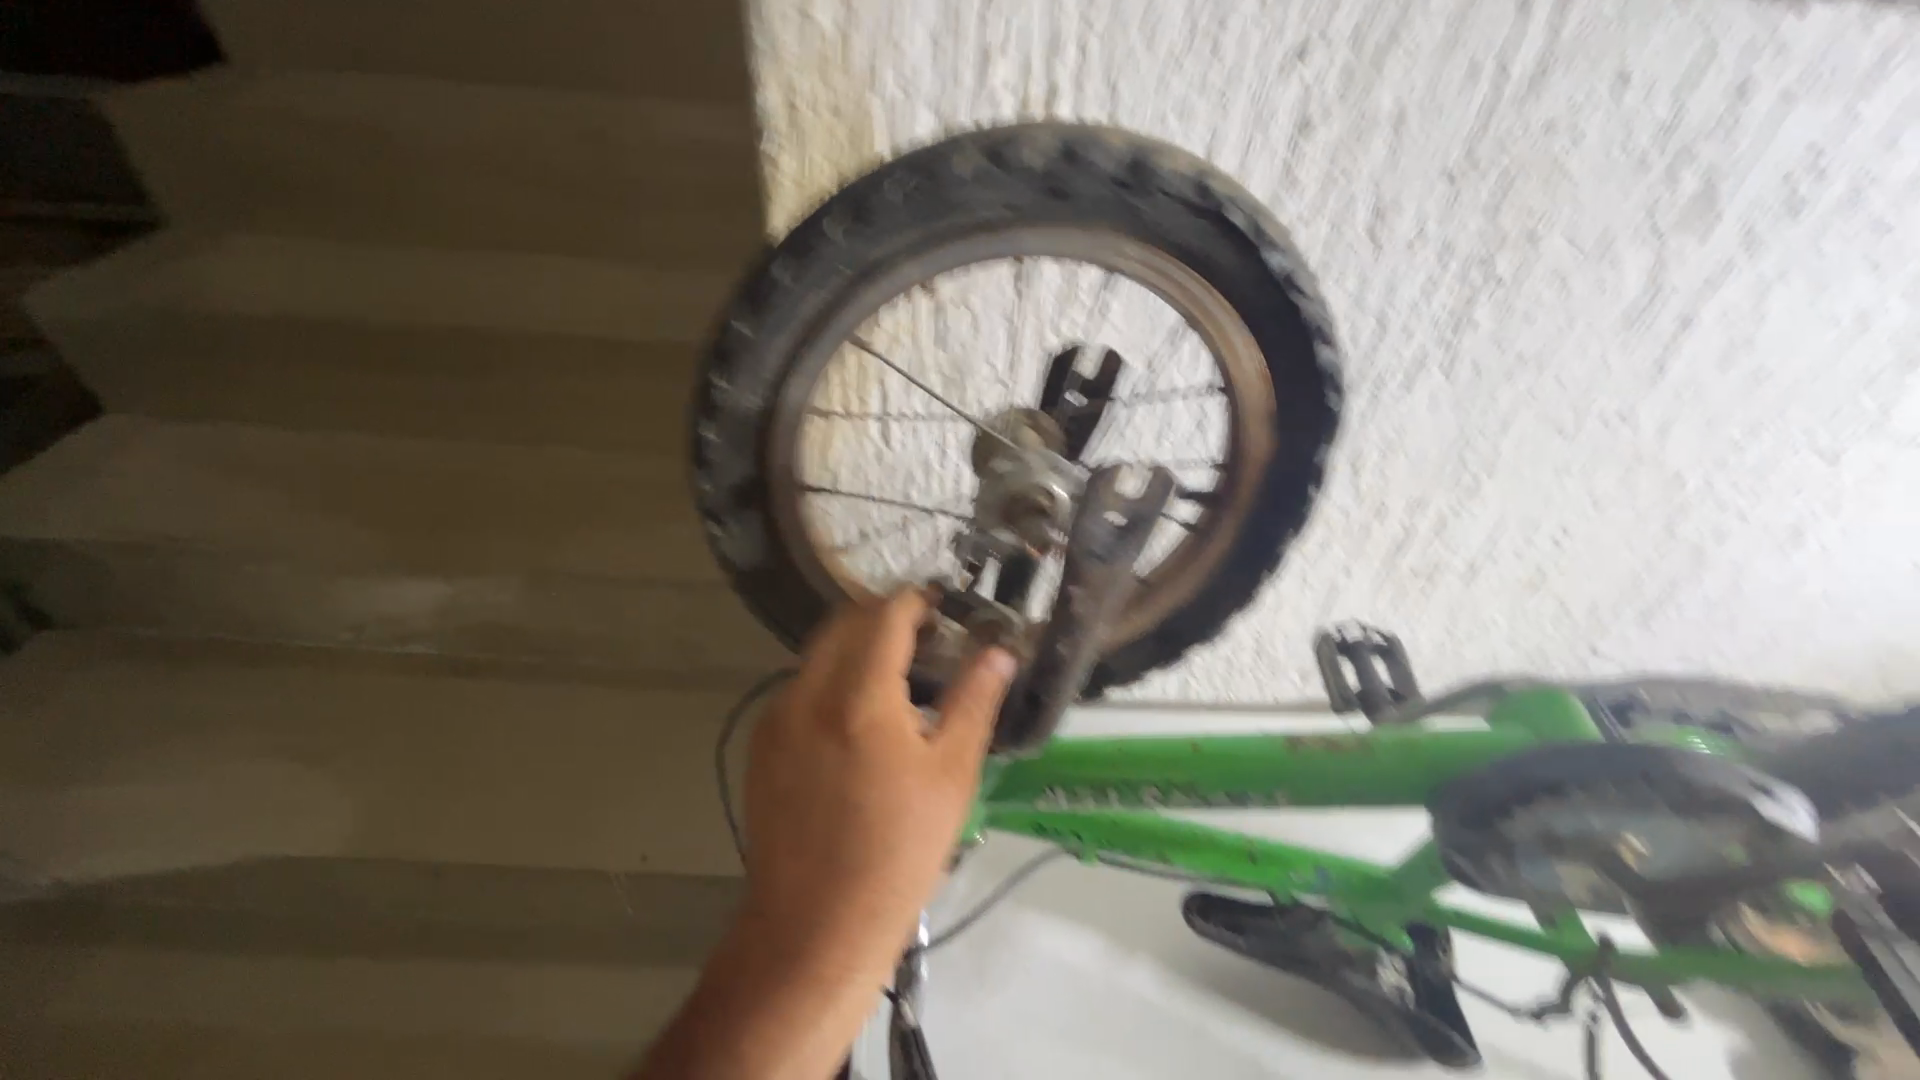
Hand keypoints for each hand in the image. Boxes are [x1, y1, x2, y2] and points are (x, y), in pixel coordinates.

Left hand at [737, 589, 1017, 975]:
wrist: (815, 924)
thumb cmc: (898, 851)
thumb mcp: (951, 775)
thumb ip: (974, 700)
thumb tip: (999, 651)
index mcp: (859, 697)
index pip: (885, 615)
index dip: (916, 600)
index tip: (943, 605)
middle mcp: (807, 693)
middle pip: (845, 622)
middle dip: (885, 616)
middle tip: (926, 637)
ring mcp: (776, 717)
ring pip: (818, 653)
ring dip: (857, 646)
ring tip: (898, 678)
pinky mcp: (762, 743)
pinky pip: (800, 687)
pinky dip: (832, 679)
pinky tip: (860, 718)